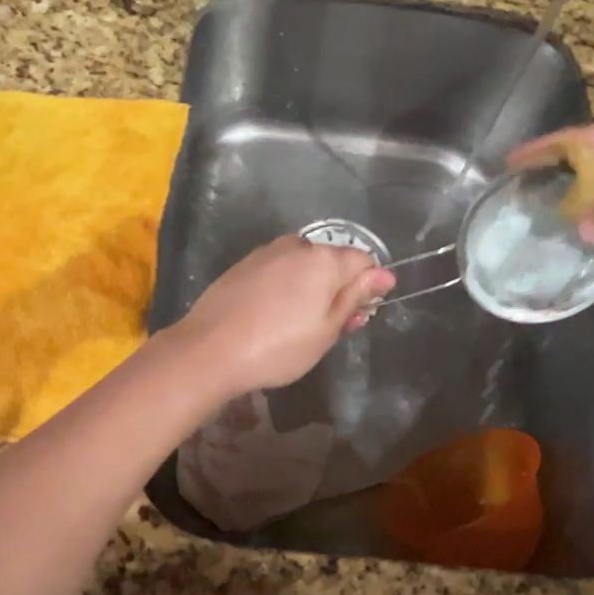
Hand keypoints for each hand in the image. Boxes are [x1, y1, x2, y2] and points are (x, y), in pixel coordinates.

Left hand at [170, 236, 393, 396]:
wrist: (210, 348)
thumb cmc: (278, 346)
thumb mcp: (327, 330)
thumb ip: (354, 297)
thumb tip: (383, 274)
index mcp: (323, 259)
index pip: (363, 260)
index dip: (370, 285)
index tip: (363, 314)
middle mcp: (296, 246)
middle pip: (331, 260)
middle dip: (340, 287)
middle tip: (336, 327)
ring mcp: (266, 252)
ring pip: (303, 264)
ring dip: (312, 287)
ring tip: (304, 325)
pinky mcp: (244, 264)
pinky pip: (278, 269)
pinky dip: (286, 286)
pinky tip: (276, 315)